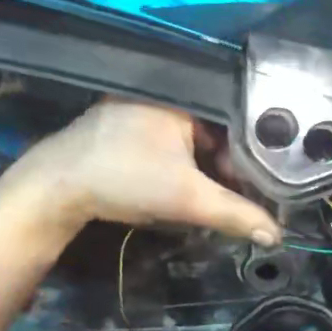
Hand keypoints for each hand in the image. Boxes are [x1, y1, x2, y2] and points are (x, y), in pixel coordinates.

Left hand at [6, 97, 281, 243]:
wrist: (55, 187)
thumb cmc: (128, 180)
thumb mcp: (190, 199)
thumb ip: (236, 214)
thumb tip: (276, 235)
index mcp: (183, 98)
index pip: (233, 125)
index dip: (247, 158)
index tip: (254, 188)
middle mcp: (160, 94)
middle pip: (210, 133)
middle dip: (222, 167)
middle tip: (231, 197)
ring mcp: (134, 107)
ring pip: (185, 139)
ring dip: (199, 168)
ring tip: (206, 195)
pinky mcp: (117, 125)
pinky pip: (162, 140)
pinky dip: (175, 163)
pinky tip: (174, 185)